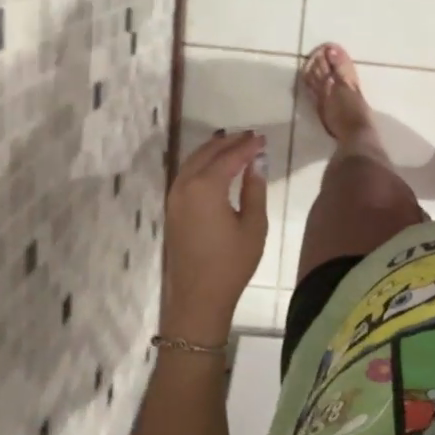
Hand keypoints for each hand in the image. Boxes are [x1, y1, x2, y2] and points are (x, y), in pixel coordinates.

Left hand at [163, 130, 268, 342]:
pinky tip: (215, 168)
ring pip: (192, 162)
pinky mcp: (172, 209)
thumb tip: (256, 164)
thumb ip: (254, 189)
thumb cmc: (231, 263)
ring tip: (233, 145)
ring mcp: (174, 197)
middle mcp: (185, 185)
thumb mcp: (253, 226)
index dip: (247, 146)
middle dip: (228, 143)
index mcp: (205, 187)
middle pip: (206, 153)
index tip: (263, 138)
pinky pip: (186, 175)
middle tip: (249, 137)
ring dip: (212, 151)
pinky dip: (201, 165)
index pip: (229, 157)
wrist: (198, 297)